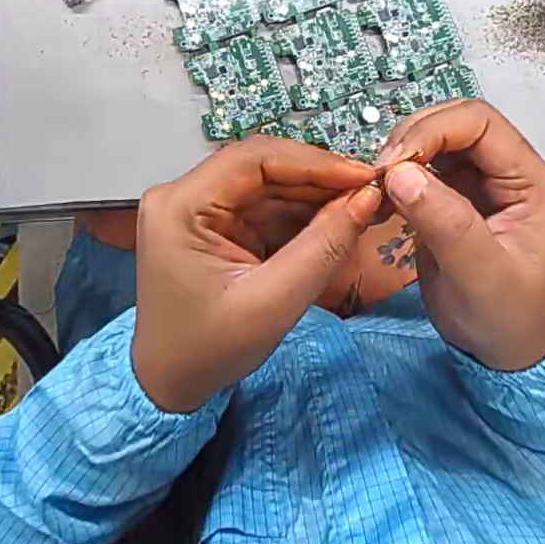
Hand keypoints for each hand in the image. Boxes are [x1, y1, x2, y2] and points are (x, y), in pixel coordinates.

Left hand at [133, 138, 382, 411]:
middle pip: (262, 168)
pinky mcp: (215, 226)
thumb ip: (322, 247)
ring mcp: (198, 210)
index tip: (364, 176)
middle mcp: (183, 196)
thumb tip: (367, 198)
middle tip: (373, 192)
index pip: (252, 159)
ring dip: (316, 197)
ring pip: (268, 187)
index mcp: (180, 207)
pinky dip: (302, 216)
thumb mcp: (272, 303)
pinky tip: (337, 222)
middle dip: (320, 180)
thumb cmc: (209, 351)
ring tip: (364, 207)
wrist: (171, 383)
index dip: (314, 162)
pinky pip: (265, 208)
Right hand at [374, 100, 544, 370]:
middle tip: (380, 172)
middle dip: (412, 139)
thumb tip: (401, 174)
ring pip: (432, 142)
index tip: (395, 162)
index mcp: (530, 182)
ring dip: (399, 156)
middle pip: (454, 123)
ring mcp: (474, 185)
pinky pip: (417, 170)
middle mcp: (504, 174)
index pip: (481, 124)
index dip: (434, 131)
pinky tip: (380, 198)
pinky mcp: (448, 200)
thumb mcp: (480, 275)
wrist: (499, 351)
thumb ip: (446, 223)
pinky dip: (393, 177)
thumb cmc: (505, 318)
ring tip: (378, 185)